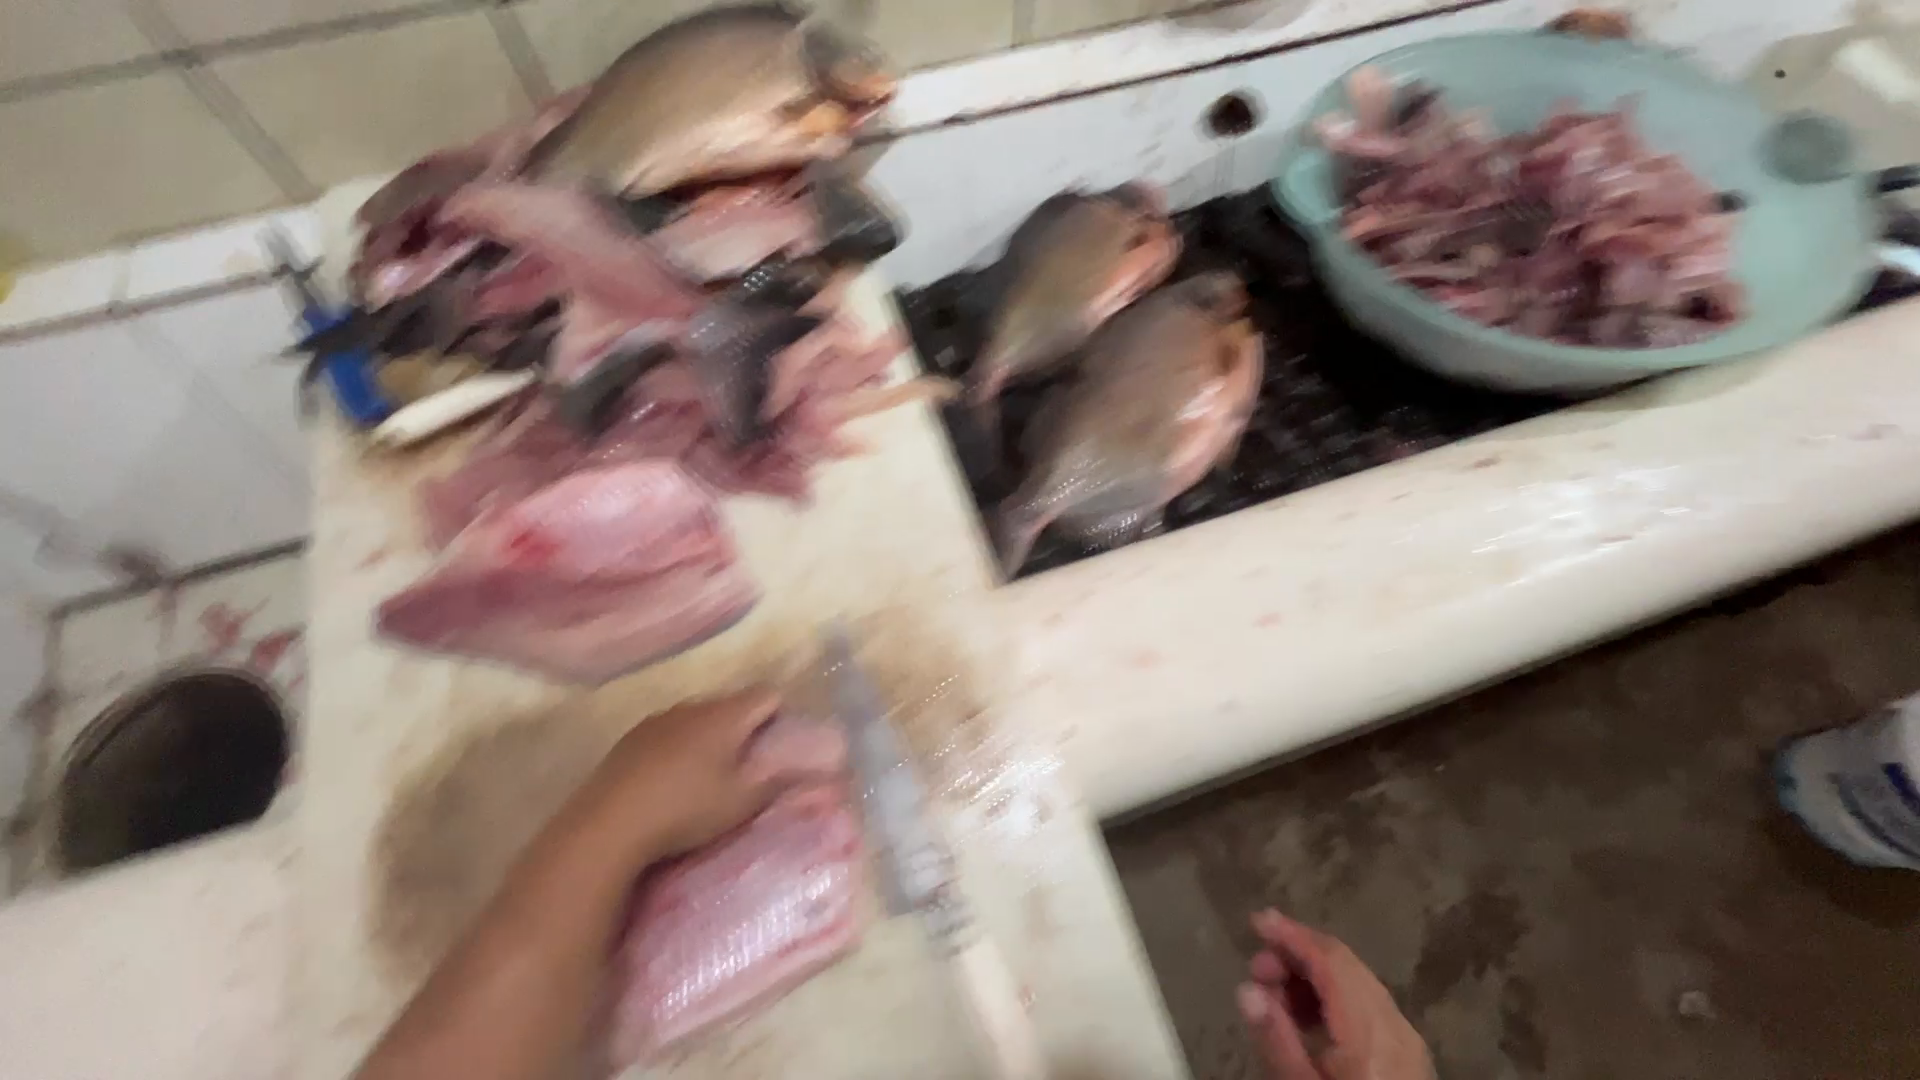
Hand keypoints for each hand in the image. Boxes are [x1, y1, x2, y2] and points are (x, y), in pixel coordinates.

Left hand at [577, 687, 839, 860]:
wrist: (607, 825)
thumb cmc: (686, 810)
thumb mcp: (742, 802)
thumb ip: (778, 781)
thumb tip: (812, 769)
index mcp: (726, 716)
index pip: (767, 694)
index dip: (780, 715)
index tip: (779, 744)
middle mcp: (694, 706)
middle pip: (732, 703)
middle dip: (745, 726)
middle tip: (749, 764)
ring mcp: (658, 719)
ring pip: (699, 716)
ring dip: (710, 735)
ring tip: (709, 774)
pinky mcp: (631, 738)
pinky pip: (669, 730)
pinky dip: (680, 746)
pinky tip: (671, 780)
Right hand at [1237, 910, 1433, 1079]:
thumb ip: (1275, 1039)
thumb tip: (1246, 989)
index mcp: (1369, 1030)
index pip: (1329, 960)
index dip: (1292, 934)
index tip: (1256, 921)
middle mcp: (1395, 1025)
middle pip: (1345, 965)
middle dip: (1297, 954)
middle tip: (1256, 968)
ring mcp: (1407, 1043)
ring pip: (1357, 984)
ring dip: (1313, 977)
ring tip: (1274, 996)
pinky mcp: (1409, 1060)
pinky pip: (1367, 1007)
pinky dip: (1333, 999)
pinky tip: (1307, 1021)